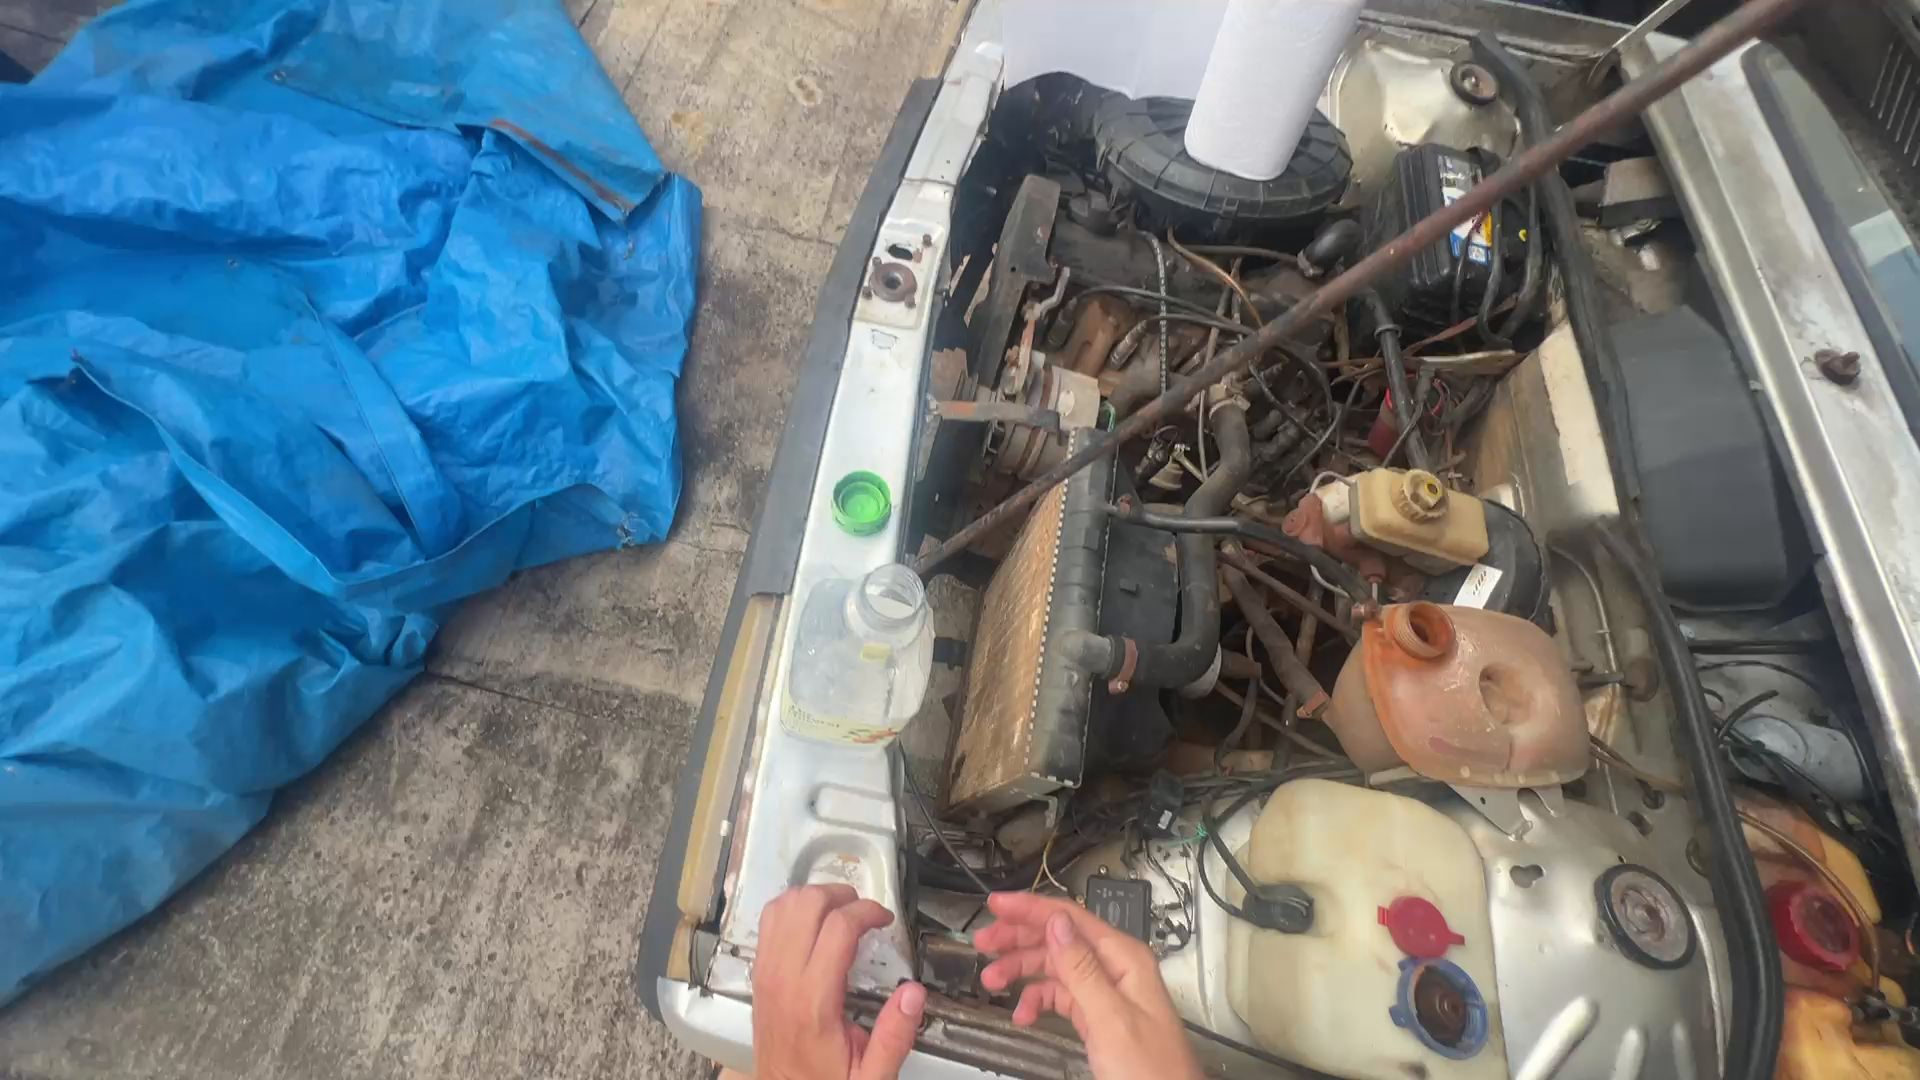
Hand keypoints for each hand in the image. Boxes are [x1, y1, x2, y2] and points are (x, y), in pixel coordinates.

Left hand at [751, 884, 926, 1079]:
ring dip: (816, 898)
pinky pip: (770, 919)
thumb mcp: (870, 1079)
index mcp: (813, 1002)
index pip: (838, 928)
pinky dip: (793, 908)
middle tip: (864, 914)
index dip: (867, 911)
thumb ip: (894, 1037)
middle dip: (842, 896)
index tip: (885, 920)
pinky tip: (814, 922)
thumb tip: (914, 992)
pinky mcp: (758, 971)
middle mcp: (783, 979)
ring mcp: (766, 972)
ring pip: (786, 904)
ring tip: (841, 913)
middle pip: (808, 904)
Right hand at [973, 892, 1202, 1079]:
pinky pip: (1061, 995)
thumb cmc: (1153, 1075)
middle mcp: (1115, 967)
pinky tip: (1022, 1013)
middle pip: (1058, 938)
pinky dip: (1038, 999)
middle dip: (1019, 938)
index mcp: (1123, 957)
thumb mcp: (1112, 1021)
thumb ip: (1082, 968)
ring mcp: (1107, 992)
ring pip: (1055, 966)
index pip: (1068, 917)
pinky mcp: (1100, 1016)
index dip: (1029, 908)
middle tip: (984, 942)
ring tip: (992, 979)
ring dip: (1022, 970)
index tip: (997, 905)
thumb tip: (1057, 921)